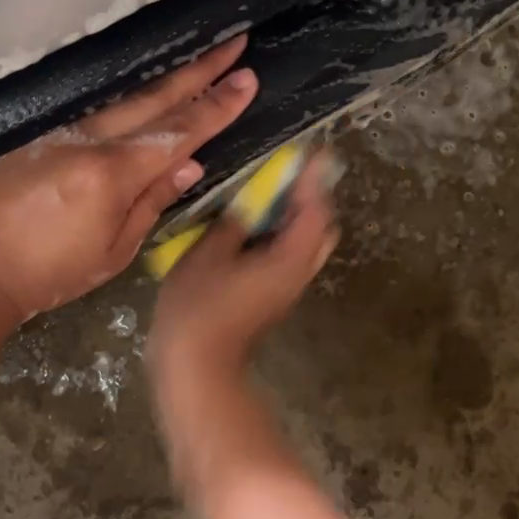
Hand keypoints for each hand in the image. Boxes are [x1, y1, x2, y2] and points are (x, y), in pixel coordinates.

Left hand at [0, 37, 256, 329]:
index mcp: (111, 174)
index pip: (177, 132)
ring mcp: (53, 131)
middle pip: (152, 98)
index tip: (247, 78)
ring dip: (163, 77)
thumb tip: (188, 165)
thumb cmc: (41, 275)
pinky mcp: (29, 135)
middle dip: (198, 71)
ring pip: (120, 97)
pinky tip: (136, 87)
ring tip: (194, 59)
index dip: (216, 106)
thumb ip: (150, 204)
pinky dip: (122, 94)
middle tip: (232, 43)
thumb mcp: (109, 253)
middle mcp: (85, 140)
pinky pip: (89, 108)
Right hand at [148, 153, 340, 385]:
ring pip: (307, 245)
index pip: (315, 210)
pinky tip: (254, 227)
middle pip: (322, 229)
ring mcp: (289, 289)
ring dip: (295, 219)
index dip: (315, 179)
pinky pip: (291, 258)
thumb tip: (250, 202)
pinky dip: (282, 236)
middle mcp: (299, 273)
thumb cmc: (199, 308)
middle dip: (310, 199)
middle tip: (286, 177)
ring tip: (267, 197)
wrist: (197, 365)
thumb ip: (235, 221)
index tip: (314, 153)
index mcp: (290, 259)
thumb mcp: (209, 253)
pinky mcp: (275, 298)